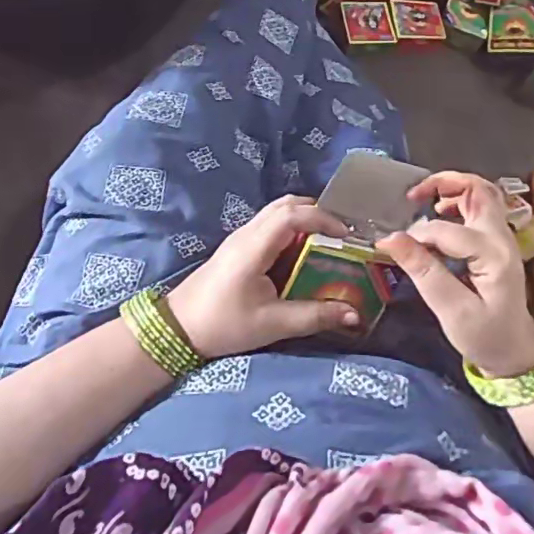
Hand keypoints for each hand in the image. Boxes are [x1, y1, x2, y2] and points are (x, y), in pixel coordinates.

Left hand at [164, 195, 360, 358]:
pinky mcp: (237, 247)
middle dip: (317, 212)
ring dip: (304, 218)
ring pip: (276, 212)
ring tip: (328, 239)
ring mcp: (239, 238)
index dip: (323, 218)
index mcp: (254, 246)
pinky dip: (291, 228)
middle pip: (286, 205)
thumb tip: (355, 314)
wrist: (178, 328)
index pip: (292, 215)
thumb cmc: (223, 324)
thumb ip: (315, 316)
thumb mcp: (272, 324)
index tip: (347, 233)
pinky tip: (303, 251)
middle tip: (342, 231)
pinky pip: (269, 225)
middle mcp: (246, 234)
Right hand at [375, 171, 533, 377]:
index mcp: (493, 255)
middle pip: (479, 189)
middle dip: (444, 183)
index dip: (416, 235)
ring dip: (453, 189)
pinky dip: (459, 201)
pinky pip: (481, 208)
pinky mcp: (497, 242)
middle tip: (412, 195)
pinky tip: (438, 214)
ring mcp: (503, 238)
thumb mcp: (450, 309)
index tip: (390, 246)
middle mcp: (502, 238)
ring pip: (483, 194)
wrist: (515, 353)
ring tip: (423, 201)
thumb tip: (389, 239)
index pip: (447, 230)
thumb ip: (422, 270)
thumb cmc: (484, 336)